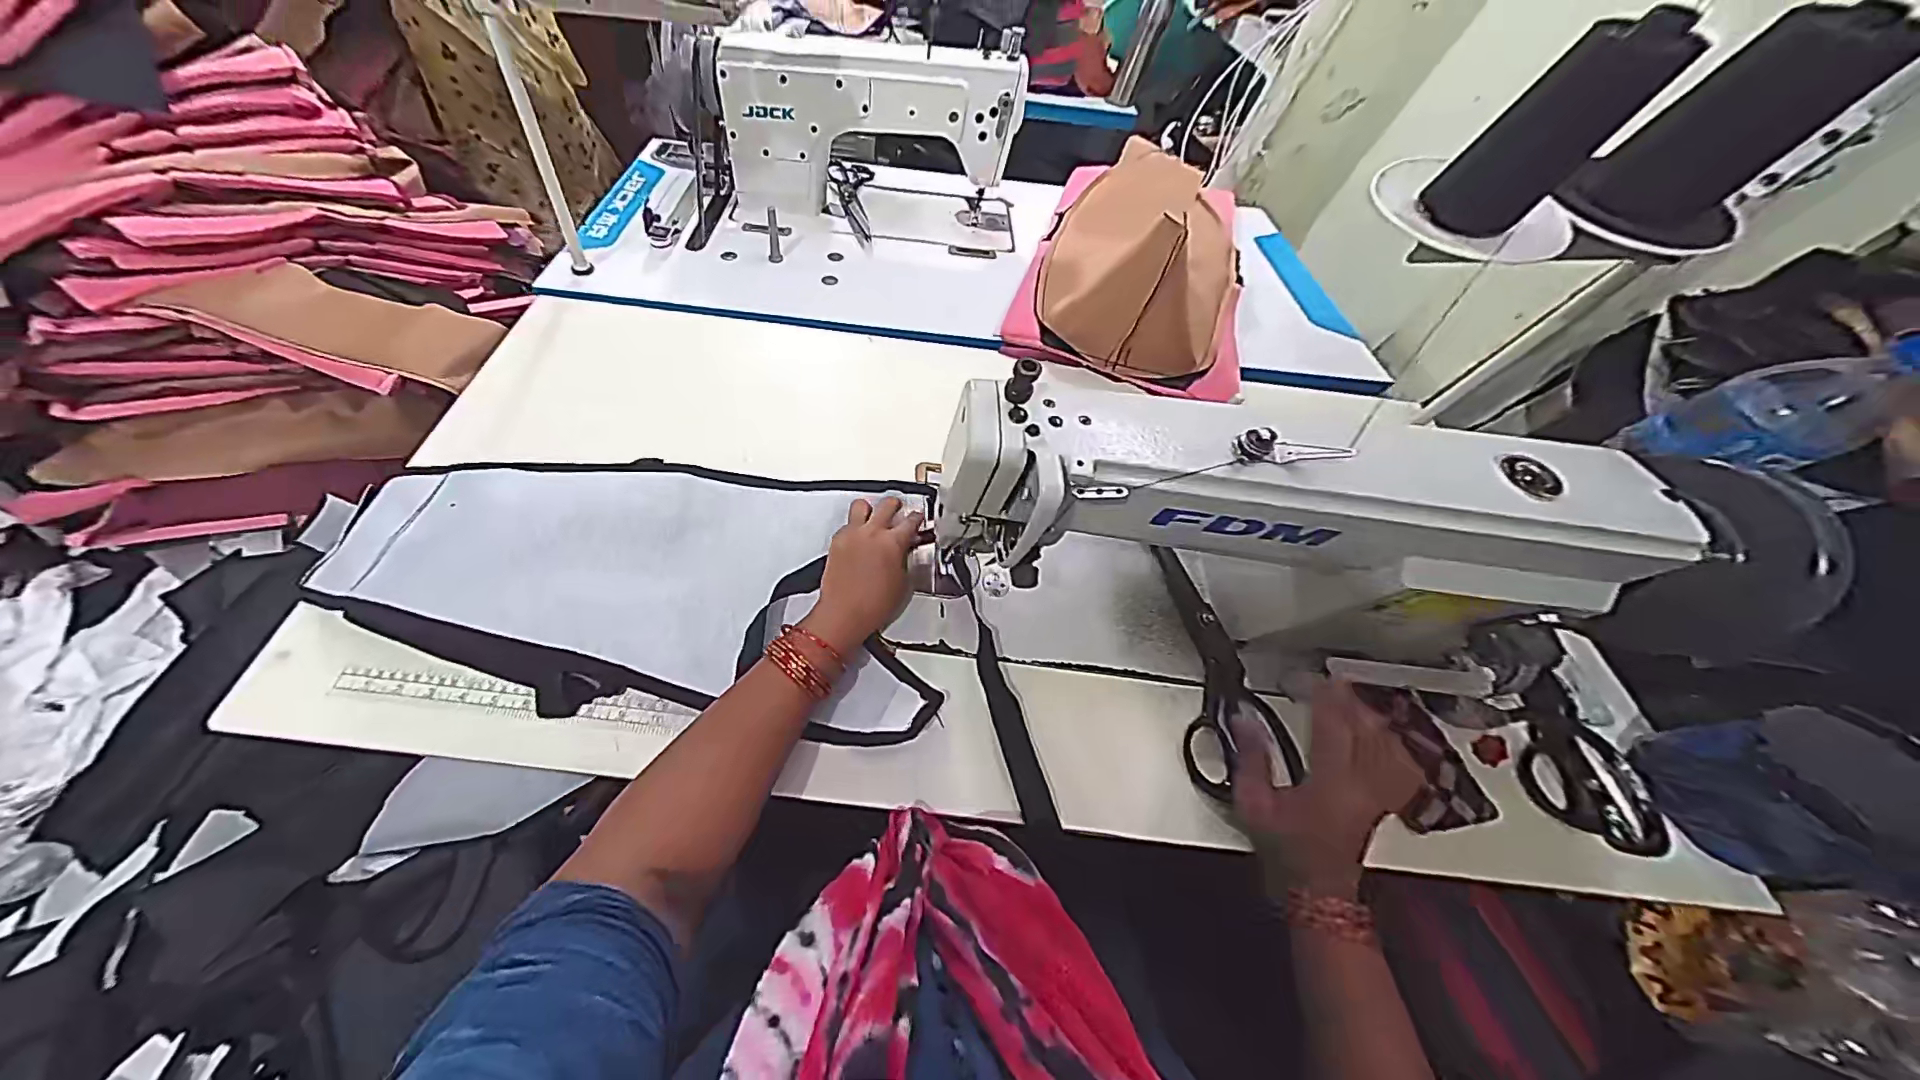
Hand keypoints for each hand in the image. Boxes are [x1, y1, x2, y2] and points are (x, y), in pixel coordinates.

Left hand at [803, 496, 923, 655]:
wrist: (845, 614)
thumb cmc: (872, 604)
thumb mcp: (903, 581)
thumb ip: (904, 558)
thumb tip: (903, 552)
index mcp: (893, 541)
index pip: (911, 520)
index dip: (918, 518)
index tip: (918, 519)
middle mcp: (872, 533)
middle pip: (887, 504)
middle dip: (896, 505)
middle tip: (899, 510)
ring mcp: (852, 535)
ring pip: (861, 505)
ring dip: (870, 509)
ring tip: (874, 516)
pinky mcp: (836, 541)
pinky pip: (847, 524)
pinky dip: (854, 527)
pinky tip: (859, 537)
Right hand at [1230, 679, 1423, 897]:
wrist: (1316, 887)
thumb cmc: (1285, 849)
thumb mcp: (1253, 803)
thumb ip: (1250, 758)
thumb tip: (1245, 722)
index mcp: (1329, 782)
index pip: (1334, 726)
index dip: (1326, 697)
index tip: (1317, 679)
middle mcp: (1360, 785)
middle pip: (1365, 730)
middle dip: (1350, 701)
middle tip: (1334, 681)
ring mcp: (1376, 794)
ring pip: (1382, 744)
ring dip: (1368, 717)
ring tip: (1352, 698)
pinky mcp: (1380, 801)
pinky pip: (1392, 763)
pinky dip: (1384, 740)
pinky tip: (1378, 731)